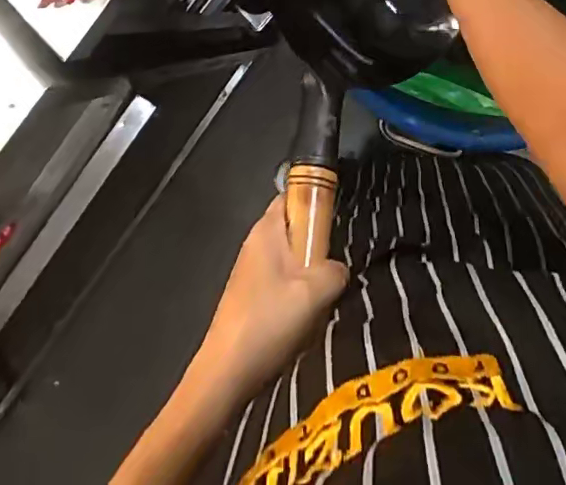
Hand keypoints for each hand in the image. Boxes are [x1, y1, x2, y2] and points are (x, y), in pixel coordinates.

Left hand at [191, 195, 348, 397]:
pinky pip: (282, 284)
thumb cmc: (269, 320)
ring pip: (291, 261)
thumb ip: (334, 271)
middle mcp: (255, 243)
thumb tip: (338, 269)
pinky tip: (303, 323)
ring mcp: (250, 270)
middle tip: (334, 269)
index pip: (291, 195)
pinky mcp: (249, 296)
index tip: (337, 218)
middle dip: (316, 247)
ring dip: (309, 278)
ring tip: (321, 302)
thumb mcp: (314, 292)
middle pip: (295, 230)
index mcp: (266, 230)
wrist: (227, 371)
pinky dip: (296, 297)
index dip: (315, 200)